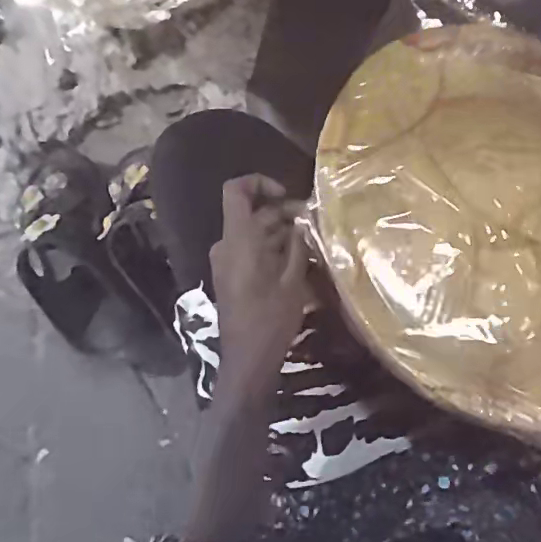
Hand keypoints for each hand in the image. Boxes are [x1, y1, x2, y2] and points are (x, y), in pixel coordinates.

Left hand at [209, 174, 311, 396]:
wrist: (248, 359)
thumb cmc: (272, 319)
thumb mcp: (293, 279)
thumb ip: (298, 244)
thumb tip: (303, 219)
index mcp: (238, 240)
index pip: (236, 190)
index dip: (260, 182)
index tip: (287, 194)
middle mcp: (227, 245)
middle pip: (252, 213)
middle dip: (283, 213)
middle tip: (313, 223)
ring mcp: (226, 261)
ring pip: (254, 233)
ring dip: (280, 232)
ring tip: (311, 241)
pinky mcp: (231, 275)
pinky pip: (250, 249)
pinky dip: (272, 247)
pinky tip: (298, 259)